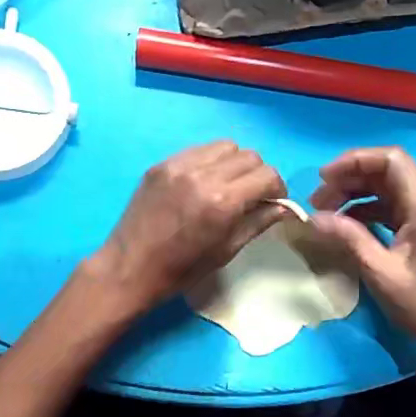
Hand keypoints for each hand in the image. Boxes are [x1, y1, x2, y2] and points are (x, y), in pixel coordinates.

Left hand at [89, 142, 287, 309]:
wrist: (130, 267)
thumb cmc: (182, 269)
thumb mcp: (227, 250)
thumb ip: (258, 222)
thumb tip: (285, 206)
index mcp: (222, 201)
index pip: (267, 175)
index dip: (277, 188)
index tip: (271, 202)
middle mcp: (202, 175)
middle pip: (249, 156)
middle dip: (257, 174)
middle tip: (250, 194)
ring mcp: (178, 166)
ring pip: (224, 147)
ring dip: (233, 163)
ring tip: (226, 185)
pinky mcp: (161, 165)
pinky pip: (196, 151)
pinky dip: (208, 162)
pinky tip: (201, 183)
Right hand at [308, 147, 415, 352]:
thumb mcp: (381, 272)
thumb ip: (348, 238)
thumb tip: (312, 218)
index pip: (391, 160)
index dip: (354, 161)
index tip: (323, 179)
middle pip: (387, 170)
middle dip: (349, 178)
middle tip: (317, 201)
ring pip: (387, 187)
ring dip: (355, 193)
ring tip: (325, 212)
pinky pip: (392, 205)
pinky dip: (366, 208)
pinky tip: (345, 224)